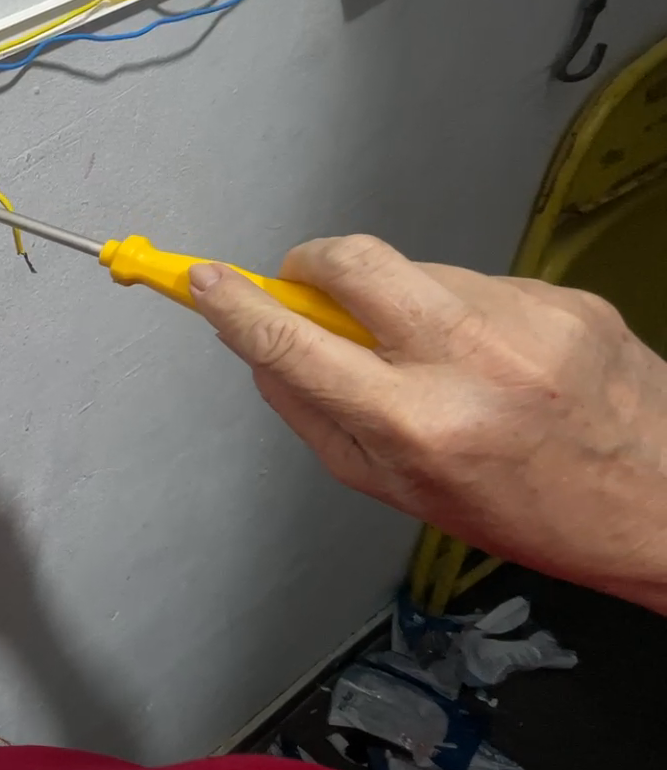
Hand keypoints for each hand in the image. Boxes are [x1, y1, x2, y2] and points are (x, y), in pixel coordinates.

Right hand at [190, 235, 666, 610]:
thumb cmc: (518, 508)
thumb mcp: (380, 479)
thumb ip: (305, 407)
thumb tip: (257, 346)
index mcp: (414, 420)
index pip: (290, 341)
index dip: (234, 304)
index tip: (202, 279)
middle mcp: (473, 361)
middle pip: (352, 262)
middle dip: (309, 262)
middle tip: (307, 288)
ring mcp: (529, 321)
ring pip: (409, 268)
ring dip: (388, 295)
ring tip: (422, 344)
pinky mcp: (567, 299)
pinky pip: (468, 281)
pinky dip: (449, 306)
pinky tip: (483, 350)